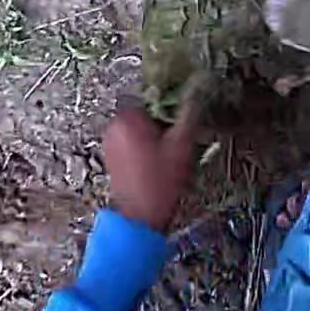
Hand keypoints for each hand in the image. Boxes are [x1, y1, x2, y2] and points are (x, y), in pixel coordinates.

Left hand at [100, 100, 202, 232]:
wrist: (139, 219)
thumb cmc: (157, 184)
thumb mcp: (181, 144)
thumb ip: (189, 113)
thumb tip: (197, 91)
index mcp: (127, 118)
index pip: (156, 97)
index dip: (174, 108)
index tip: (184, 119)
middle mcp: (115, 127)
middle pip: (149, 112)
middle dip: (166, 123)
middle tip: (180, 139)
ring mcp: (112, 142)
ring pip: (143, 128)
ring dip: (158, 135)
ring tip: (170, 154)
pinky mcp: (113, 156)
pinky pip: (134, 142)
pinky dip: (147, 147)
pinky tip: (159, 162)